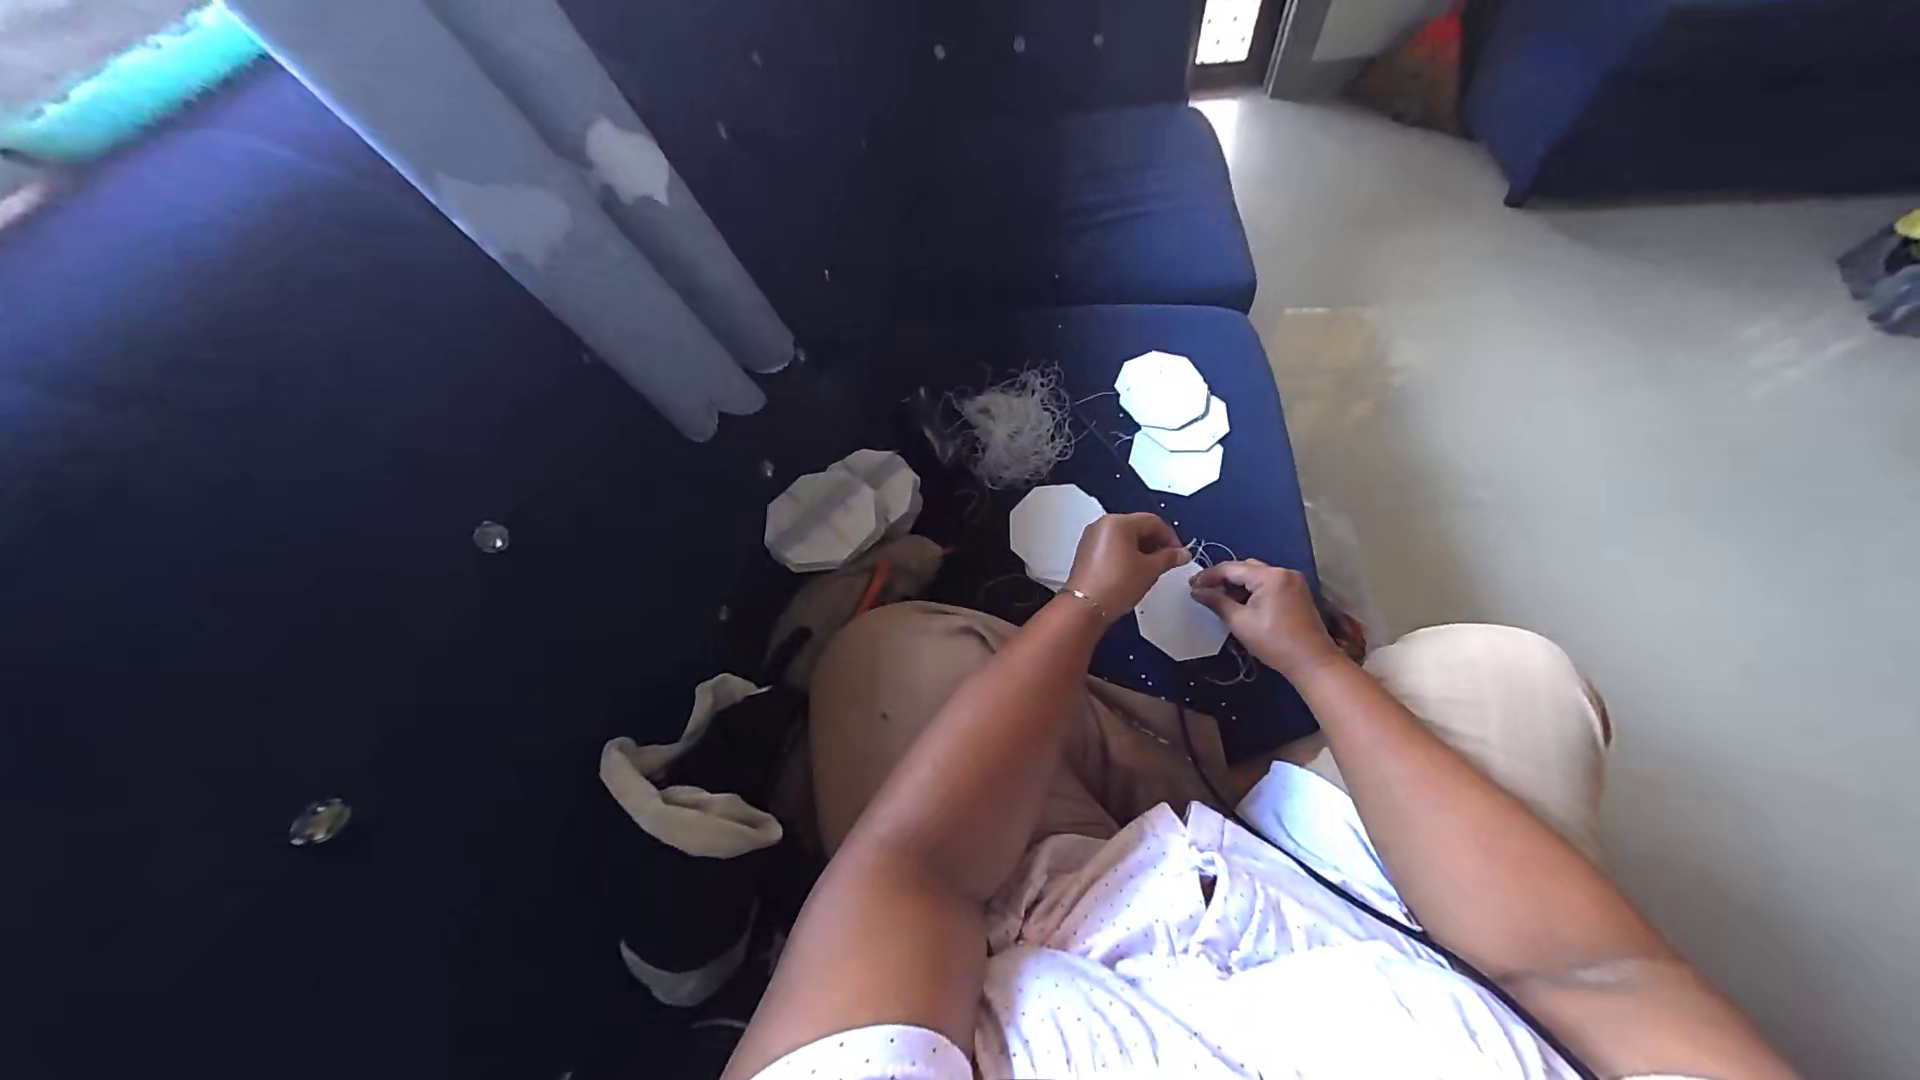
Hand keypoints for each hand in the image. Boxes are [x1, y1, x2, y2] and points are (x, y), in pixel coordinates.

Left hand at [1064, 513, 1188, 621]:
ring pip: (1124, 536)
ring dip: (1142, 548)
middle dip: (1155, 542)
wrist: (1085, 607)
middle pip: (1137, 526)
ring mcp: (1091, 537)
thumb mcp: (1150, 570)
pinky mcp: (1086, 551)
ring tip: (1152, 567)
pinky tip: (1134, 570)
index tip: (1179, 554)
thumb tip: (1183, 553)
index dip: (1170, 536)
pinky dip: (1126, 553)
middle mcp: (1102, 524)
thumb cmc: (1118, 584)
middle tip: (1167, 561)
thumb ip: (1169, 557)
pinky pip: (1112, 545)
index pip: (1152, 521)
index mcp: (1118, 522)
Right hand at [1190, 559, 1345, 679]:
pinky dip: (1251, 590)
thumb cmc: (1274, 642)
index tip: (1190, 586)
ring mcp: (1292, 581)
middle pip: (1244, 568)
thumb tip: (1196, 591)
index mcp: (1270, 576)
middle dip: (1222, 579)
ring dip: (1236, 585)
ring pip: (1256, 575)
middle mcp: (1283, 572)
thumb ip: (1216, 601)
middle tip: (1203, 592)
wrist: (1313, 663)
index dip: (1208, 576)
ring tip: (1219, 599)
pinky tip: (1240, 603)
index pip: (1231, 568)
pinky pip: (1267, 583)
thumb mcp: (1239, 622)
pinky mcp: (1296, 591)